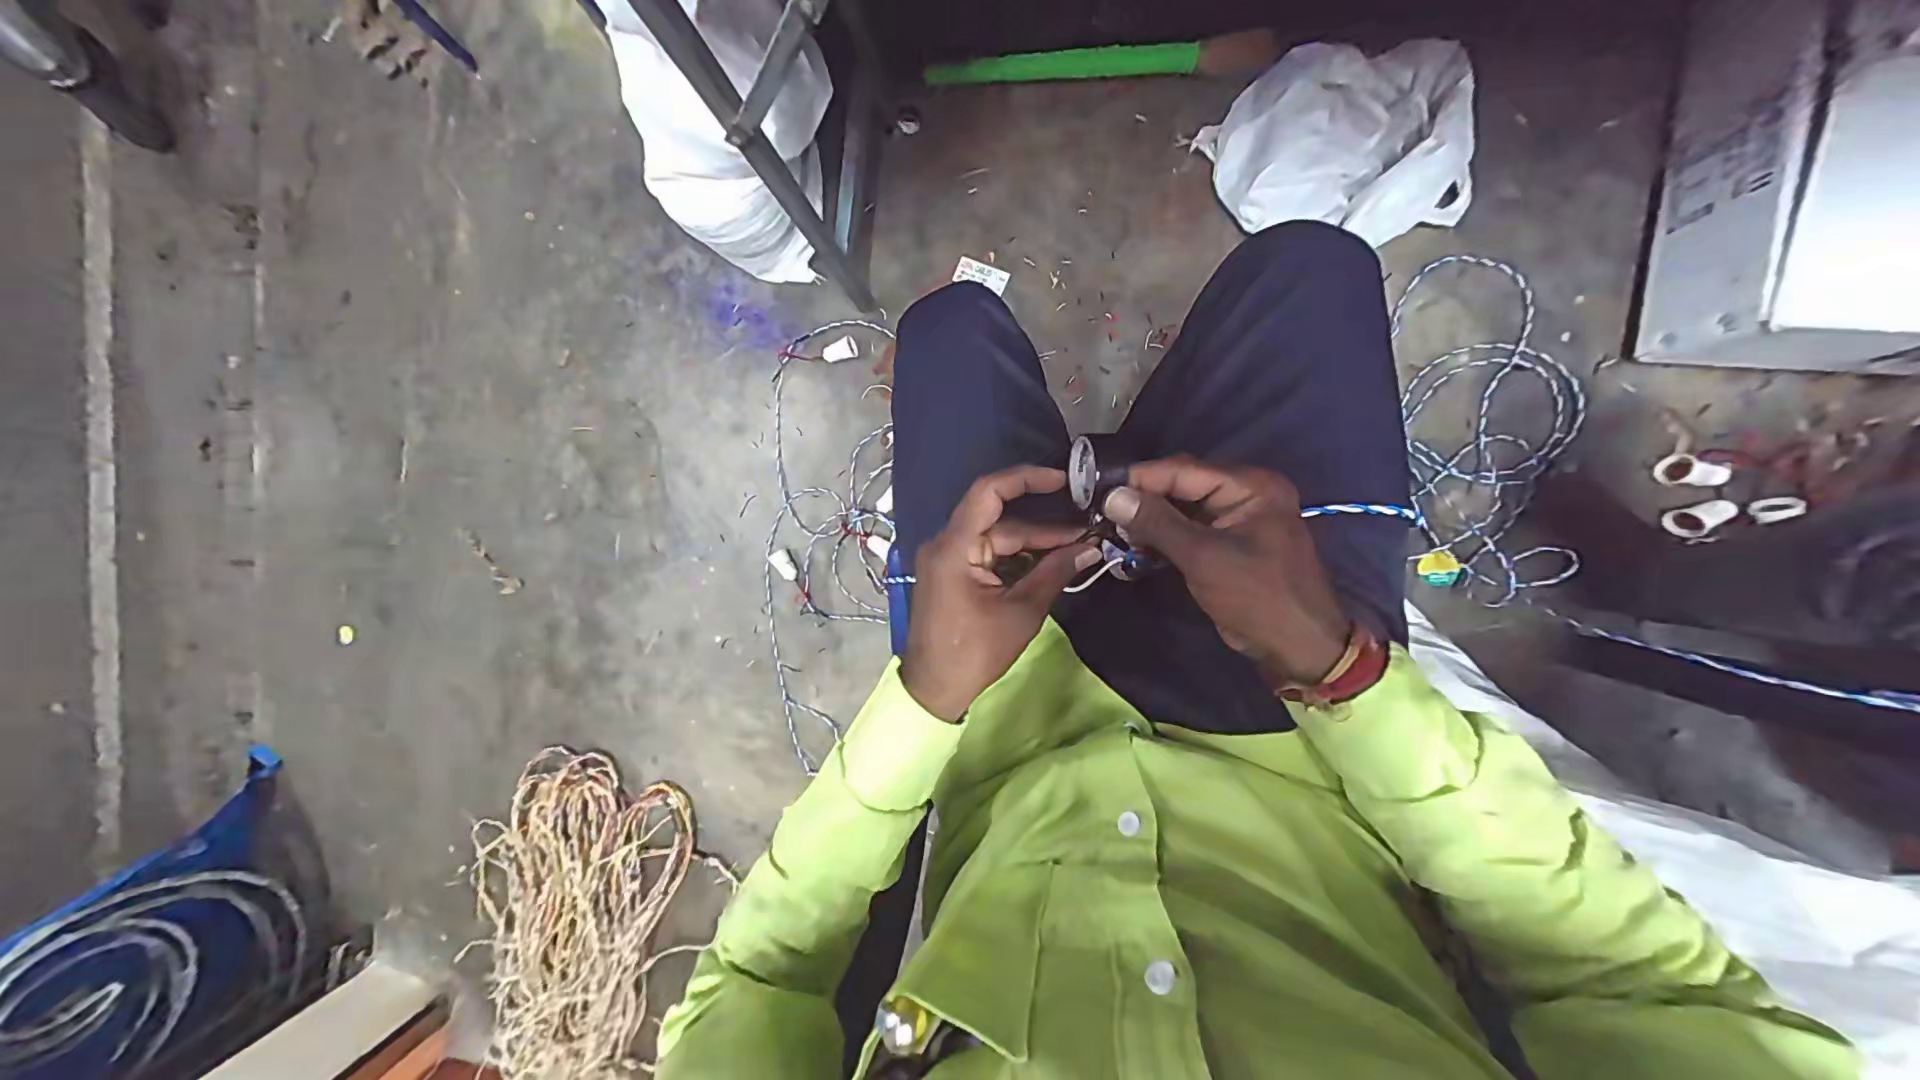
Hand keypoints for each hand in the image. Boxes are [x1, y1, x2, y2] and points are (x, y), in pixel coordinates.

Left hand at [902, 466, 1101, 721]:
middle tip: (1086, 533)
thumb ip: (1055, 573)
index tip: (1063, 480)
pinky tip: (1048, 563)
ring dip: (1033, 545)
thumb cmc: (975, 653)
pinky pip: (987, 554)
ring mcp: (946, 558)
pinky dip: (1016, 558)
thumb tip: (1090, 548)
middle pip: (999, 521)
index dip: (1026, 478)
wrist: (935, 690)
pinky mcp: (951, 573)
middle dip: (1044, 528)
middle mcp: (945, 544)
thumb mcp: (1022, 612)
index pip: (988, 492)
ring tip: (1076, 549)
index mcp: (954, 547)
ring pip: (996, 539)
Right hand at [1102, 457, 1350, 684]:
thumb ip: (1157, 523)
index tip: (1099, 488)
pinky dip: (1161, 536)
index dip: (1140, 477)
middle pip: (1181, 485)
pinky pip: (1186, 529)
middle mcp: (1244, 494)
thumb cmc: (1257, 597)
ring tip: (1112, 530)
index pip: (1184, 469)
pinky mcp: (1225, 543)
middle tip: (1101, 510)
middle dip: (1142, 498)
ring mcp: (1235, 519)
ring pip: (1180, 508)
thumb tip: (1113, 496)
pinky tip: (1133, 545)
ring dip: (1148, 519)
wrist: (1296, 647)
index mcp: (1251, 486)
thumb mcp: (1203, 557)